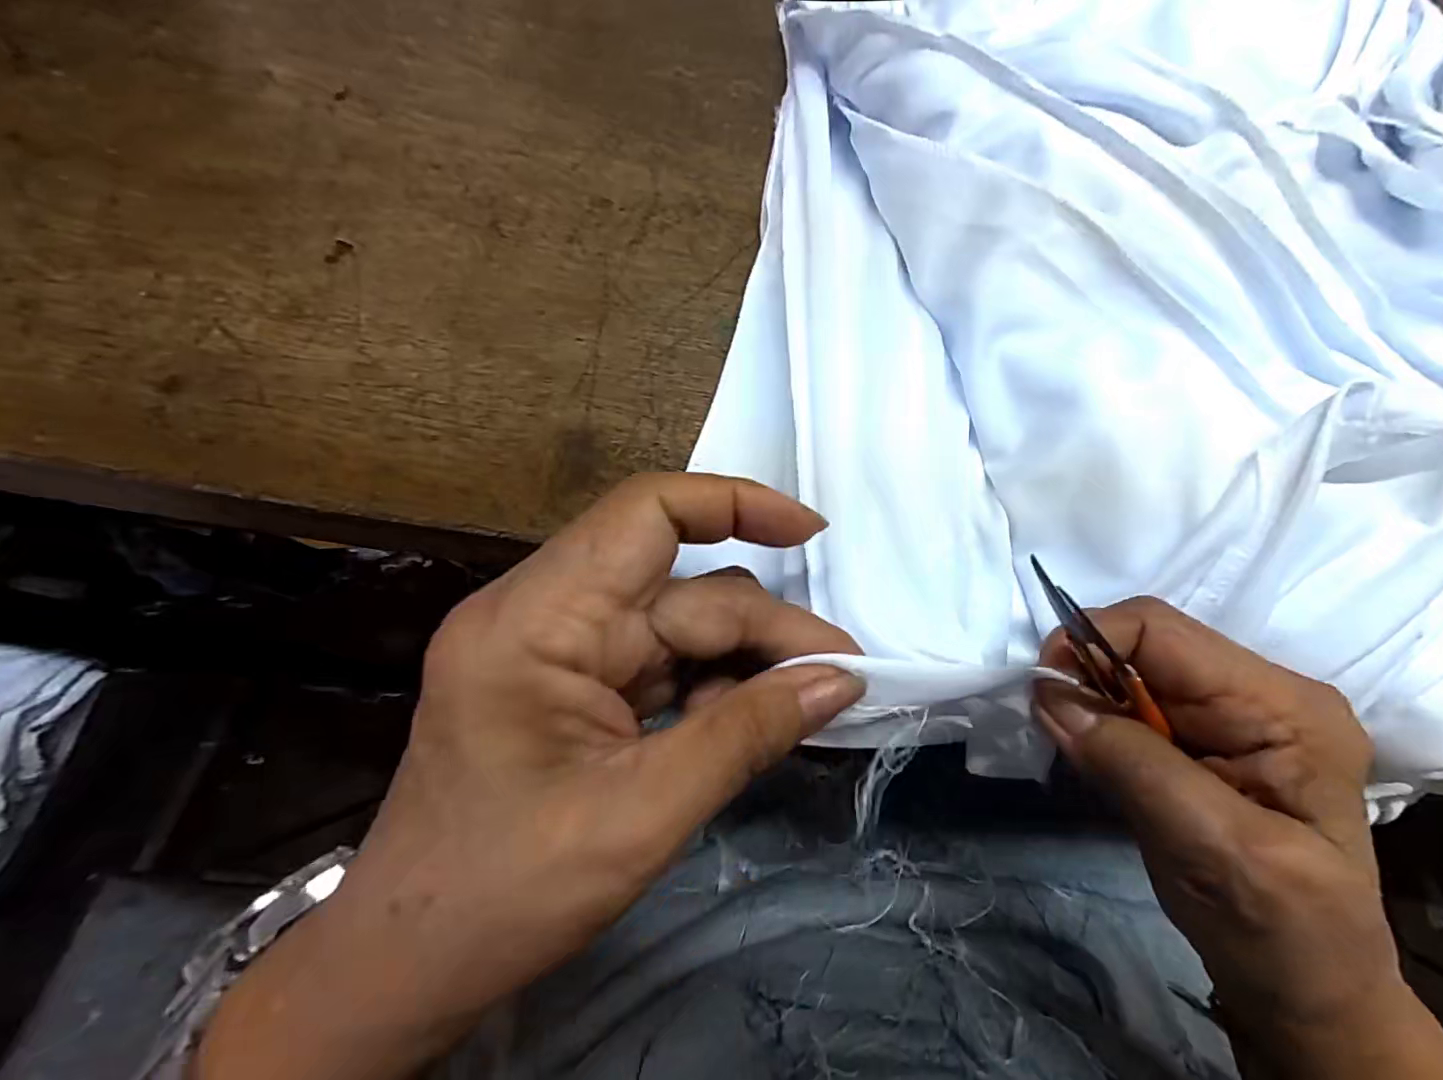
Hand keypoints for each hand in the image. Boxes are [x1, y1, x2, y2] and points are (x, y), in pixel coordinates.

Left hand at [197, 475, 866, 1079]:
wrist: (406, 973)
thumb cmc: (502, 896)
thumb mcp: (643, 815)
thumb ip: (749, 735)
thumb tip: (841, 681)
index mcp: (538, 624)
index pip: (646, 514)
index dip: (736, 504)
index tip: (811, 533)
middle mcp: (552, 619)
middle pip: (691, 591)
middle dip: (770, 633)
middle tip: (841, 679)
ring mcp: (569, 654)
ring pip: (693, 628)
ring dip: (754, 665)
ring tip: (809, 706)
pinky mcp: (587, 688)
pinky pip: (677, 665)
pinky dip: (725, 690)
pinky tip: (757, 725)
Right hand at [1032, 598, 1442, 1079]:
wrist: (1311, 996)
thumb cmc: (1287, 936)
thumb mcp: (1216, 851)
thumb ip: (1135, 766)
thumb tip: (1051, 696)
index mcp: (1285, 706)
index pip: (1167, 632)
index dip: (1095, 640)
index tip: (1042, 685)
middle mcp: (1262, 692)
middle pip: (1150, 648)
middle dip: (1090, 676)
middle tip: (1051, 725)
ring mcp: (1236, 716)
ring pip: (1137, 676)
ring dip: (1094, 704)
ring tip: (1077, 753)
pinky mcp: (1210, 740)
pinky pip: (1139, 710)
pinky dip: (1104, 727)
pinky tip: (1097, 761)